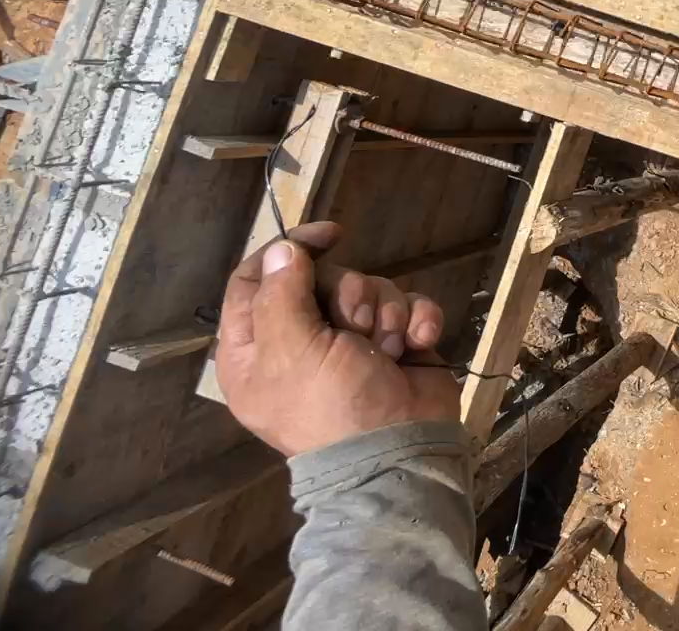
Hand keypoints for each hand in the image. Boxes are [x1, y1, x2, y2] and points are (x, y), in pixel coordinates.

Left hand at [217, 221, 460, 456]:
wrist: (400, 445)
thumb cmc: (333, 405)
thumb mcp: (294, 353)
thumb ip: (282, 297)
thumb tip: (282, 250)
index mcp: (260, 345)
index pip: (258, 279)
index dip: (290, 251)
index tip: (330, 235)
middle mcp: (304, 337)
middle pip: (326, 278)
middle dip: (352, 296)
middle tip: (356, 327)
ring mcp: (355, 339)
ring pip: (374, 288)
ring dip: (388, 313)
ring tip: (390, 348)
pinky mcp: (400, 338)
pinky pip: (412, 304)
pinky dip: (420, 320)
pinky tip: (420, 343)